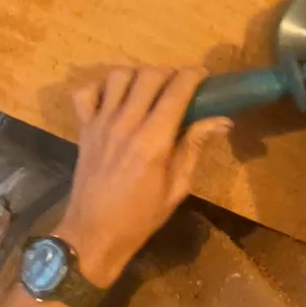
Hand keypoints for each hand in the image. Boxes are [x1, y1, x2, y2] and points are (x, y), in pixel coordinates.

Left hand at [57, 67, 232, 283]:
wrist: (94, 233)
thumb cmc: (141, 216)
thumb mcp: (177, 188)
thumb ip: (193, 147)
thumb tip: (221, 120)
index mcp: (153, 140)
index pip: (177, 90)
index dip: (193, 76)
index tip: (203, 77)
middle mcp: (126, 123)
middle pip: (148, 75)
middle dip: (168, 73)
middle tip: (178, 87)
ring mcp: (101, 122)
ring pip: (118, 76)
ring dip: (136, 76)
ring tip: (147, 91)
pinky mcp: (83, 128)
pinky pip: (85, 93)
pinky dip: (100, 89)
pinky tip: (113, 101)